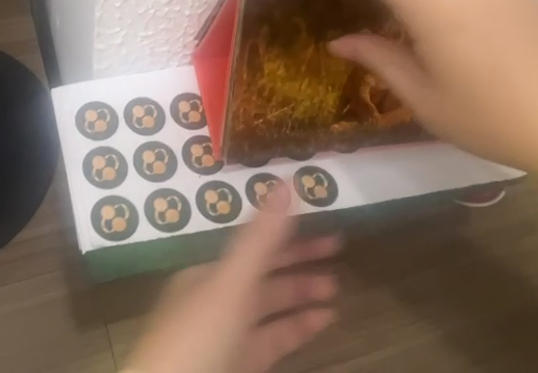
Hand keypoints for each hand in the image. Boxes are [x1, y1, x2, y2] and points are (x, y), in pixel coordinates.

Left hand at [124, 195, 341, 372]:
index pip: (254, 247)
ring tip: (337, 290)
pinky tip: (324, 322)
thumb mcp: (229, 285)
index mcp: (206, 274)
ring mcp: (226, 338)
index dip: (290, 234)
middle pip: (263, 275)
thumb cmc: (196, 340)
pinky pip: (272, 342)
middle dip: (300, 263)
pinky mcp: (239, 367)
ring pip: (269, 309)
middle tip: (340, 251)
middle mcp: (214, 301)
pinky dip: (297, 329)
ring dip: (302, 296)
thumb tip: (286, 182)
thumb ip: (260, 238)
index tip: (322, 223)